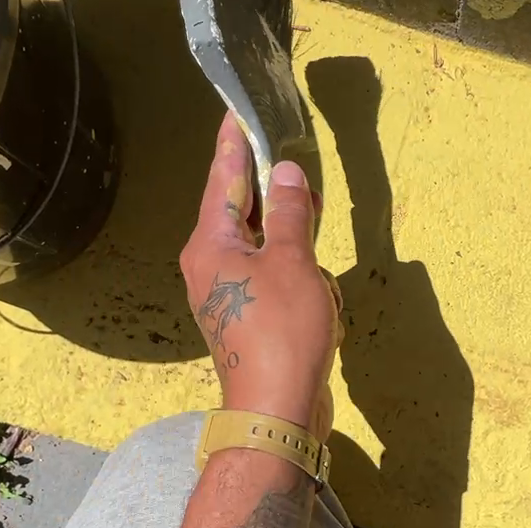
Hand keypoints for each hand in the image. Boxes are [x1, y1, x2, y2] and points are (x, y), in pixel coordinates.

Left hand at [181, 113, 341, 438]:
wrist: (277, 412)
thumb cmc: (283, 332)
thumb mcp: (293, 263)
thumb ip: (290, 214)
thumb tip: (286, 175)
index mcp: (210, 245)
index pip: (222, 178)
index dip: (236, 144)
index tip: (239, 113)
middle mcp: (210, 268)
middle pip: (244, 217)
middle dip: (279, 207)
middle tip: (306, 188)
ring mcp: (228, 299)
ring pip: (266, 256)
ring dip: (298, 262)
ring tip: (319, 284)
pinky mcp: (248, 326)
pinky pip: (274, 289)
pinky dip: (299, 292)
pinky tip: (320, 310)